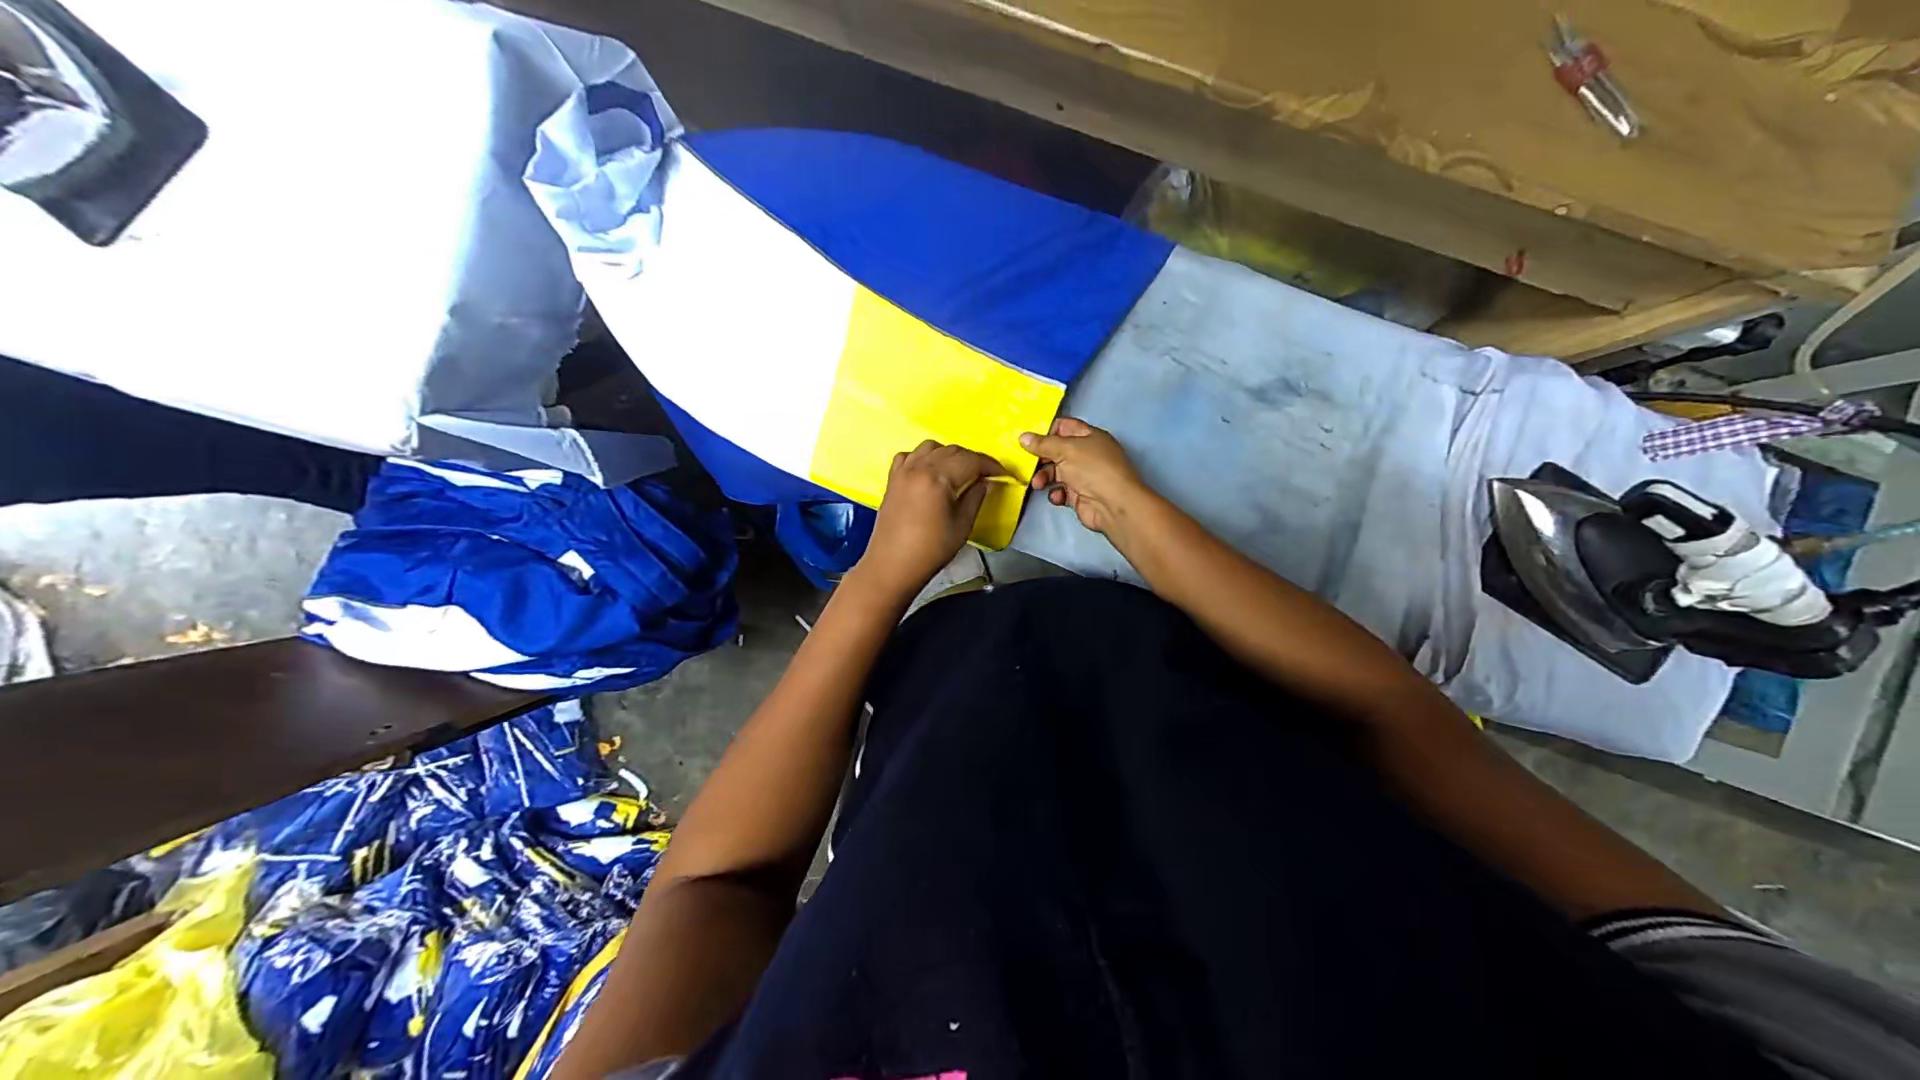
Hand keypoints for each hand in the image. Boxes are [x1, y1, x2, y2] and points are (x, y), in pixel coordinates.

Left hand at [853, 440, 1005, 597]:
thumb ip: (975, 498)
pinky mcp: (892, 479)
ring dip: (949, 454)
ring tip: (959, 470)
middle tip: (986, 474)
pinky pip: (909, 456)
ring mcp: (903, 471)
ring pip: (930, 448)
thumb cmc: (931, 550)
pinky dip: (923, 457)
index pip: (970, 460)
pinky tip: (930, 470)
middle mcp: (919, 467)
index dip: (990, 465)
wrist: (893, 565)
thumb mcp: (962, 525)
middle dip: (972, 459)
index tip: (1003, 474)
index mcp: (937, 478)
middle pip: (951, 451)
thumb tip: (984, 482)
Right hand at [1019, 418, 1149, 534]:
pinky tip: (1057, 496)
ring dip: (1044, 477)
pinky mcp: (1079, 495)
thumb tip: (1022, 436)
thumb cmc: (1092, 468)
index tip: (1030, 439)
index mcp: (1088, 437)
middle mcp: (1086, 454)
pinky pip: (1061, 491)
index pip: (1065, 427)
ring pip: (1056, 473)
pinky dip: (1056, 493)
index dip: (1047, 431)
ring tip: (1038, 484)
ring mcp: (1083, 476)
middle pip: (1057, 452)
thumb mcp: (1066, 450)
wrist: (1113, 504)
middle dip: (1041, 458)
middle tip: (1027, 464)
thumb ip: (1042, 444)